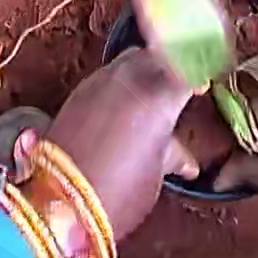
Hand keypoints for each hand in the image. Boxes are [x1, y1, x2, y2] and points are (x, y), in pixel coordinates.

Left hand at [22, 47, 197, 239]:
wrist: (55, 202)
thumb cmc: (118, 194)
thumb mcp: (155, 175)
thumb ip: (171, 153)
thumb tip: (186, 159)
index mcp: (159, 95)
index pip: (187, 68)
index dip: (198, 74)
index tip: (202, 86)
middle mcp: (131, 76)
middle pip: (158, 55)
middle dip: (171, 66)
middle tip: (179, 89)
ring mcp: (102, 79)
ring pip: (132, 59)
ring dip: (146, 70)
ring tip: (151, 98)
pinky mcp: (80, 89)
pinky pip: (110, 73)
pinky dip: (123, 81)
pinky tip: (124, 107)